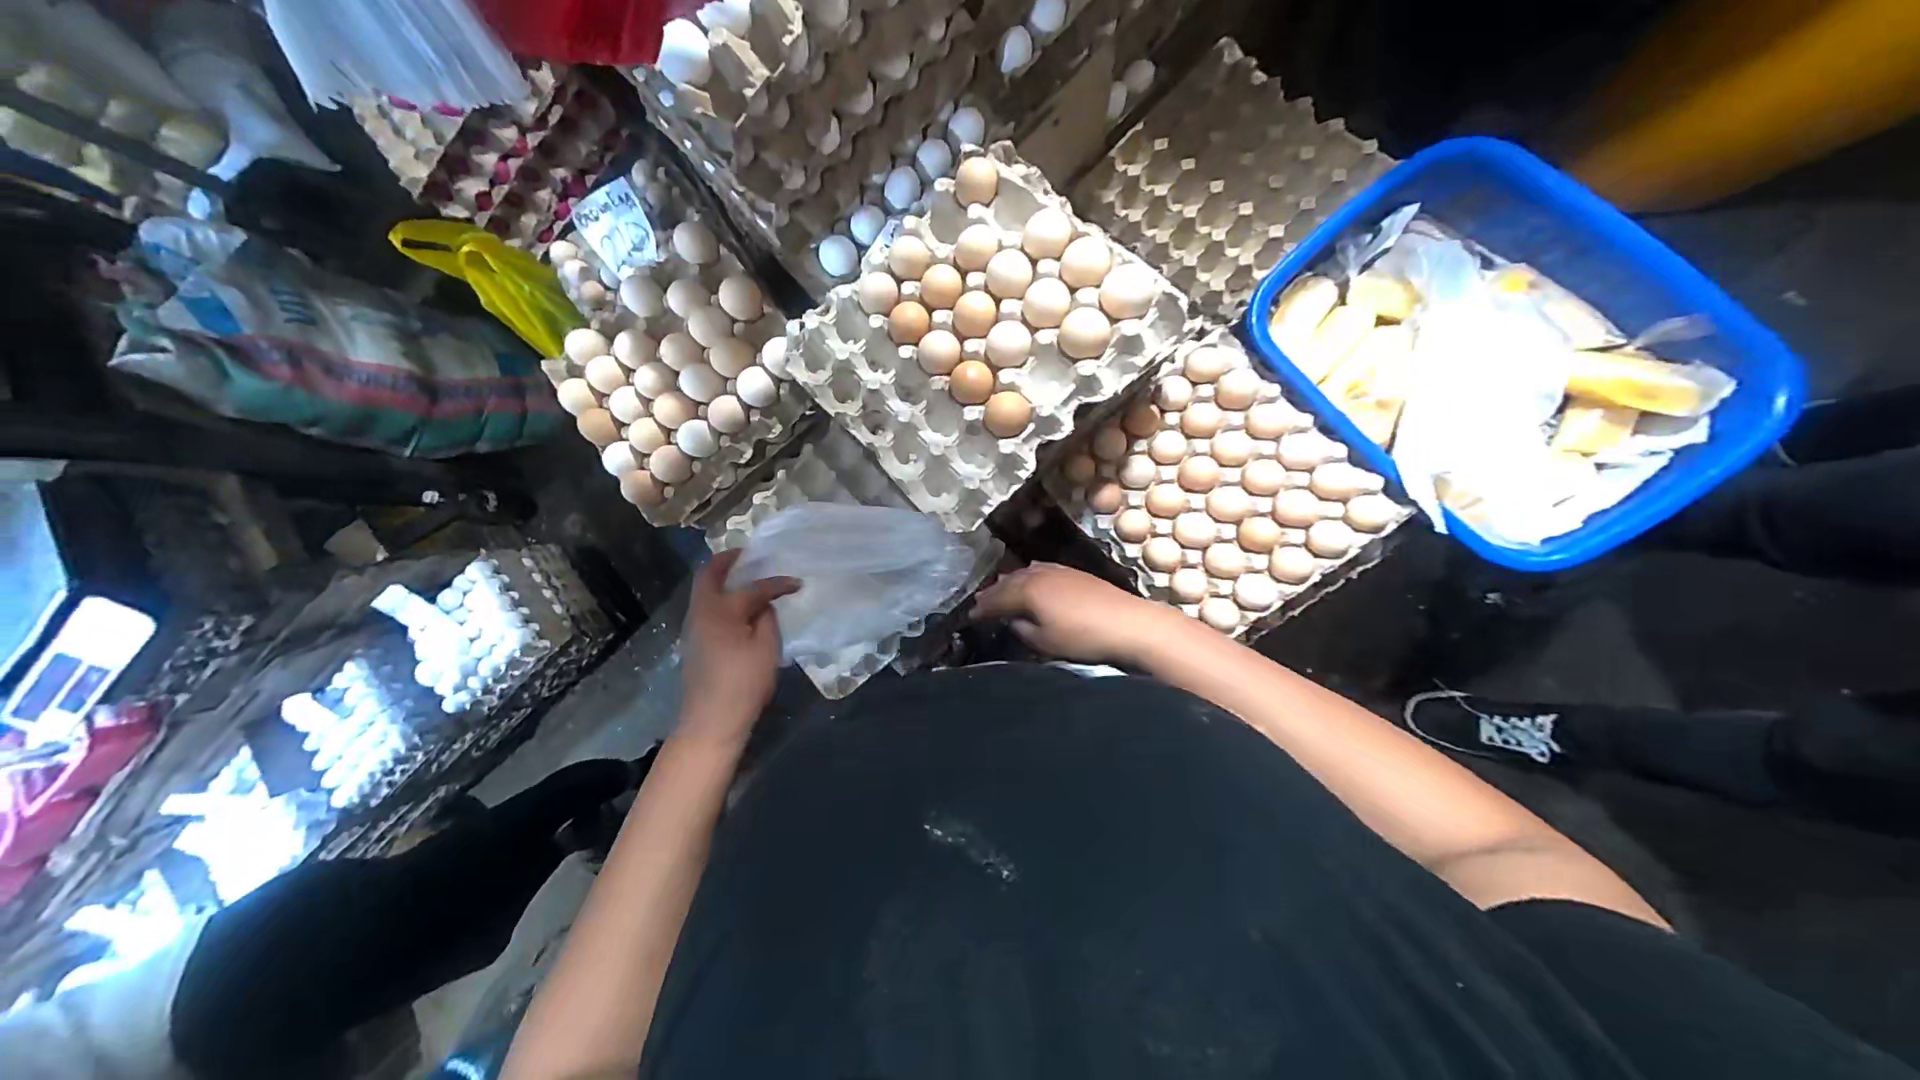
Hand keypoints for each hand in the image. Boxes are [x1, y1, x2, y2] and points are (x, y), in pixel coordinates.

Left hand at [679, 550, 800, 743]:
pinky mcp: (693, 643)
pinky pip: (706, 607)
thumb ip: (768, 620)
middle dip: (727, 561)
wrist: (710, 721)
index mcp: (721, 610)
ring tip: (745, 577)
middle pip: (709, 575)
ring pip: (704, 592)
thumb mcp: (767, 649)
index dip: (777, 583)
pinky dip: (720, 597)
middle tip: (747, 554)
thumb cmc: (742, 684)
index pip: (753, 588)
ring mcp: (693, 628)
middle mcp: (701, 613)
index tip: (797, 583)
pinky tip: (738, 608)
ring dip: (722, 580)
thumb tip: (764, 606)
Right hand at [969, 562, 1188, 666]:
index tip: (970, 616)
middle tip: (981, 602)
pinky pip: (1042, 570)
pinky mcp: (1075, 574)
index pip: (996, 598)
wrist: (1129, 624)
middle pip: (1009, 581)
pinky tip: (1033, 580)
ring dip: (1011, 582)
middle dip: (993, 592)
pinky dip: (1030, 576)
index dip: (982, 608)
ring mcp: (1059, 571)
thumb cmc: (1083, 637)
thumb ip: (1022, 629)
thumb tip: (1014, 620)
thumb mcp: (1044, 642)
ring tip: (1003, 590)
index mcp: (1027, 591)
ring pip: (1026, 572)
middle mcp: (1039, 575)